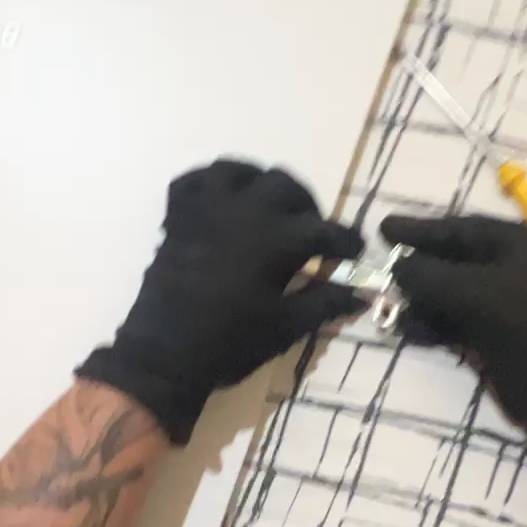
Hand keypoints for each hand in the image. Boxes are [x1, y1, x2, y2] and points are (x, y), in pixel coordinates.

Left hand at [78, 160, 367, 442]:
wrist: (166, 355)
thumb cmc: (231, 343)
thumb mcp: (286, 327)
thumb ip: (325, 304)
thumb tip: (360, 295)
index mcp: (276, 239)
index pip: (323, 230)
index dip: (345, 241)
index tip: (355, 253)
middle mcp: (244, 212)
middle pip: (284, 185)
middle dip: (306, 205)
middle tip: (312, 231)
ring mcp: (206, 210)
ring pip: (238, 171)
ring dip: (259, 183)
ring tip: (268, 206)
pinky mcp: (178, 218)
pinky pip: (192, 182)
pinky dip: (209, 185)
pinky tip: (221, 203)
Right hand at [382, 214, 526, 458]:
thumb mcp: (480, 296)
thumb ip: (435, 278)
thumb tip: (398, 267)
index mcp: (522, 246)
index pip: (463, 227)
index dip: (422, 228)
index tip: (384, 228)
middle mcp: (514, 268)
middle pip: (455, 258)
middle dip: (419, 266)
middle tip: (383, 267)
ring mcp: (504, 303)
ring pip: (451, 291)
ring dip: (420, 298)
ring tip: (390, 304)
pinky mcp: (494, 333)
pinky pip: (455, 319)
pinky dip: (431, 323)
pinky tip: (408, 329)